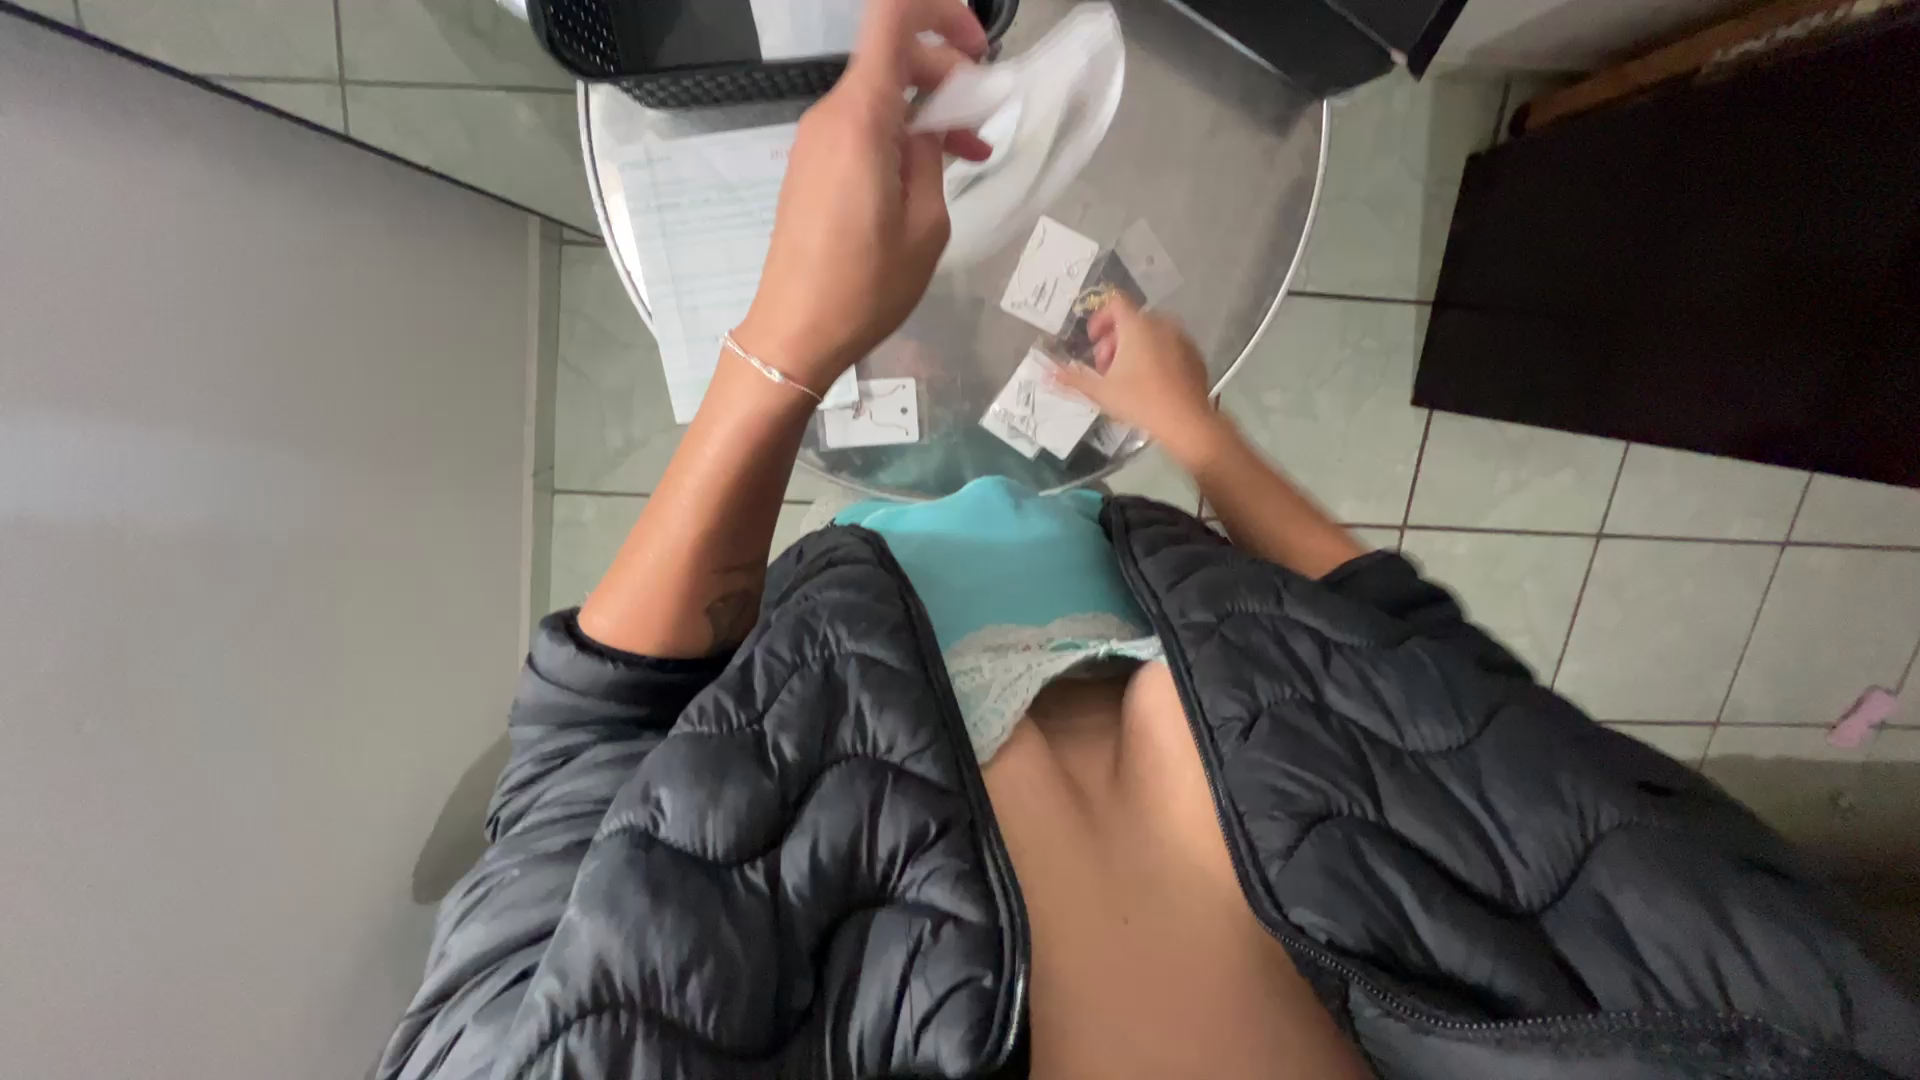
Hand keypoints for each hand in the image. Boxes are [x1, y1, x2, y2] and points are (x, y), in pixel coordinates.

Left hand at [734, 0, 990, 394]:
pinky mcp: (811, 170)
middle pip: (890, 56)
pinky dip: (898, 137)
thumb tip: (928, 127)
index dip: (941, 14)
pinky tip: (926, 175)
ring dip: (925, 112)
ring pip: (878, 97)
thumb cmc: (866, 287)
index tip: (978, 52)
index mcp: (860, 118)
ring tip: (968, 153)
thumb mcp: (925, 226)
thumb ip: (931, 159)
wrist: (796, 332)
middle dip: (945, 73)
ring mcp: (815, 143)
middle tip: (983, 120)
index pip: (893, 17)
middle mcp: (830, 116)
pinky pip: (860, 130)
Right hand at [1053, 295, 1226, 465]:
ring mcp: (1181, 337)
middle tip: (1106, 367)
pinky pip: (1169, 345)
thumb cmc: (1139, 401)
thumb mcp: (1100, 391)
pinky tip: (1150, 381)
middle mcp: (1161, 323)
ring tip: (1126, 376)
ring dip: (1134, 347)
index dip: (1099, 318)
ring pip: (1151, 332)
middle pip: (1131, 320)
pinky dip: (1155, 355)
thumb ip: (1072, 379)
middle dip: (1114, 339)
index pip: (1114, 302)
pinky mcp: (1194, 353)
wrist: (1185, 421)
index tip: (1093, 341)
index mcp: (1136, 325)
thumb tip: (1046, 373)